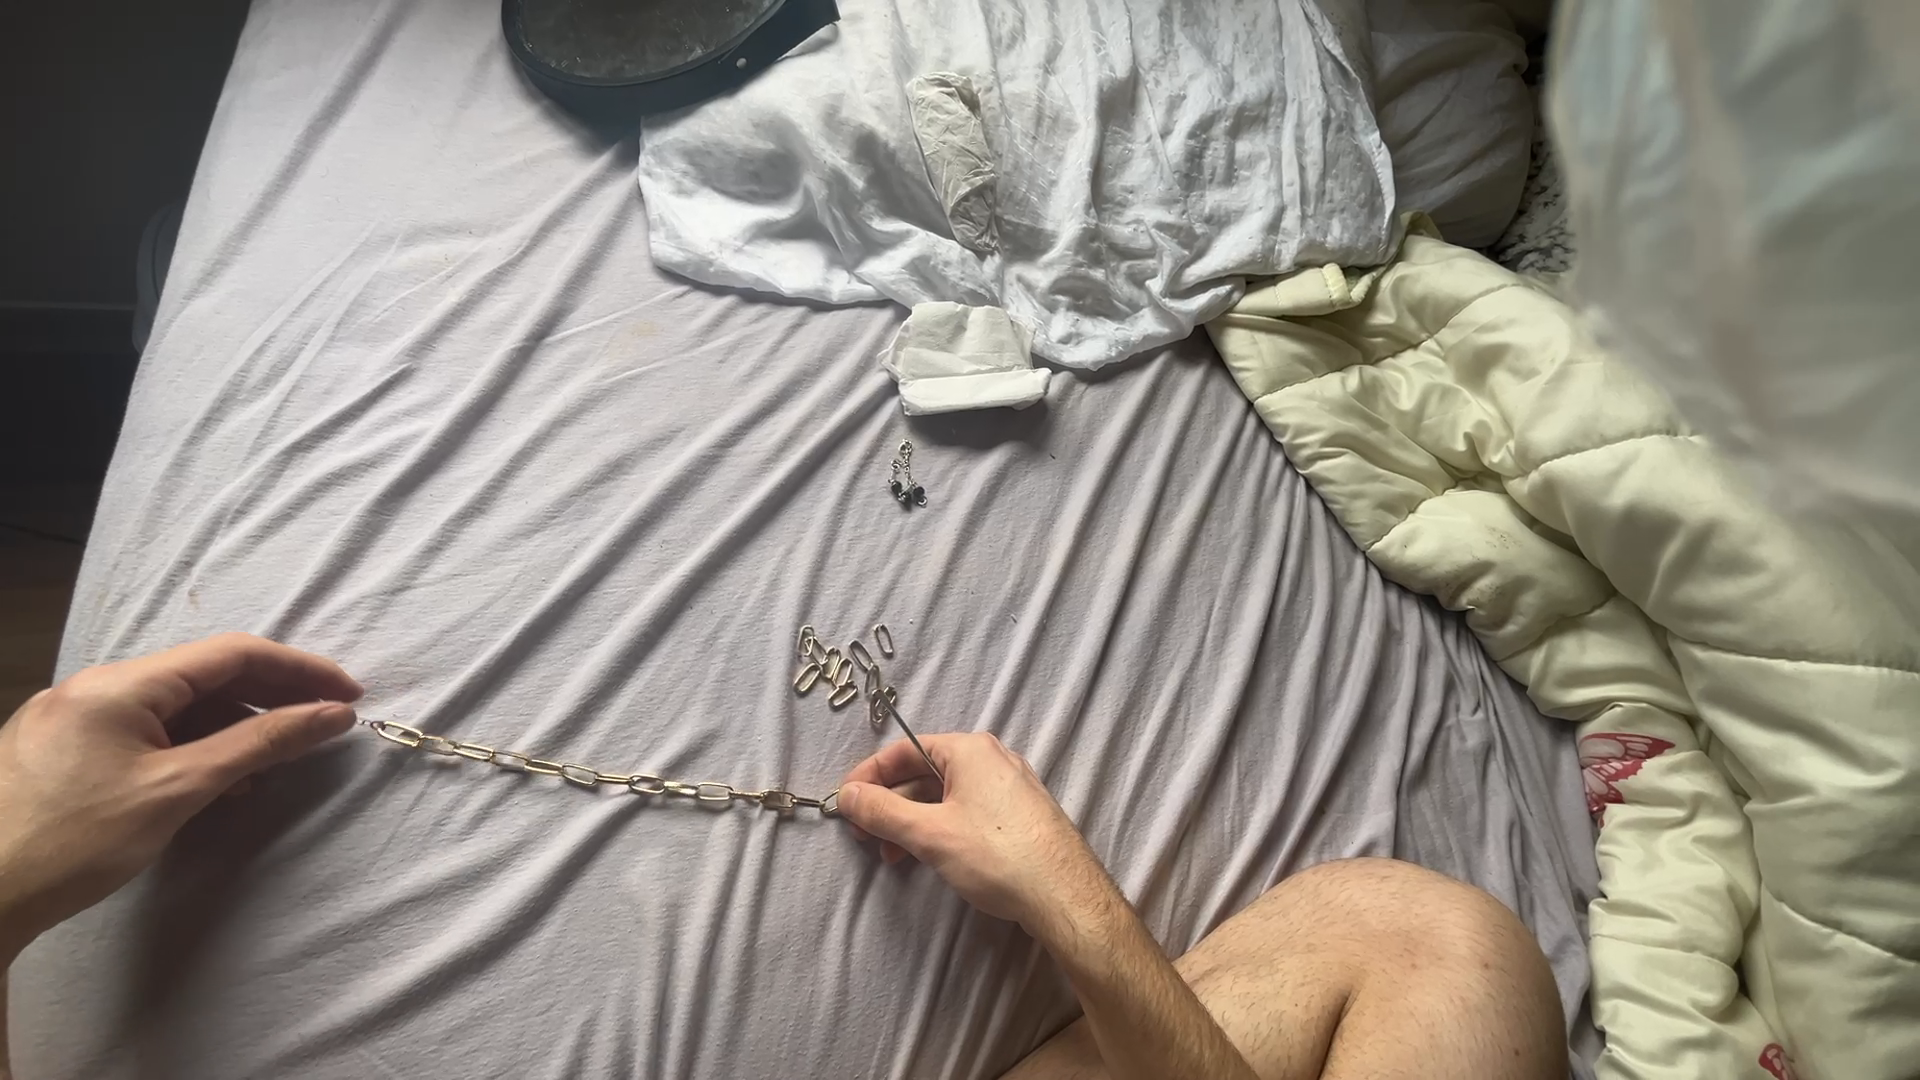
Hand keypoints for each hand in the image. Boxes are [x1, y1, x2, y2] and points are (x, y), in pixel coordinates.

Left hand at [0, 633, 362, 958]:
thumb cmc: (74, 842)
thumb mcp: (184, 786)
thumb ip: (266, 741)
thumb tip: (338, 713)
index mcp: (117, 686)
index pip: (234, 654)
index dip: (302, 669)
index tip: (349, 694)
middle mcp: (95, 689)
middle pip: (212, 673)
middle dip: (278, 694)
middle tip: (330, 717)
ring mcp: (79, 718)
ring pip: (189, 702)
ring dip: (244, 722)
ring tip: (280, 756)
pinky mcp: (73, 747)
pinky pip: (159, 727)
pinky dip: (206, 741)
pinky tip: (228, 775)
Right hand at [835, 733, 1120, 942]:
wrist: (1065, 894)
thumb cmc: (995, 854)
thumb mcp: (930, 833)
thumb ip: (882, 811)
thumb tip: (845, 794)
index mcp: (969, 748)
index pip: (904, 750)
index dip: (869, 775)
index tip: (843, 802)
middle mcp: (989, 757)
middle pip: (924, 772)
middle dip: (890, 804)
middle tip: (863, 836)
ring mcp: (1007, 784)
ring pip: (945, 794)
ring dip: (912, 820)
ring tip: (890, 856)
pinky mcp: (1018, 812)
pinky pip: (966, 808)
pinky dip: (938, 827)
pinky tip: (926, 854)